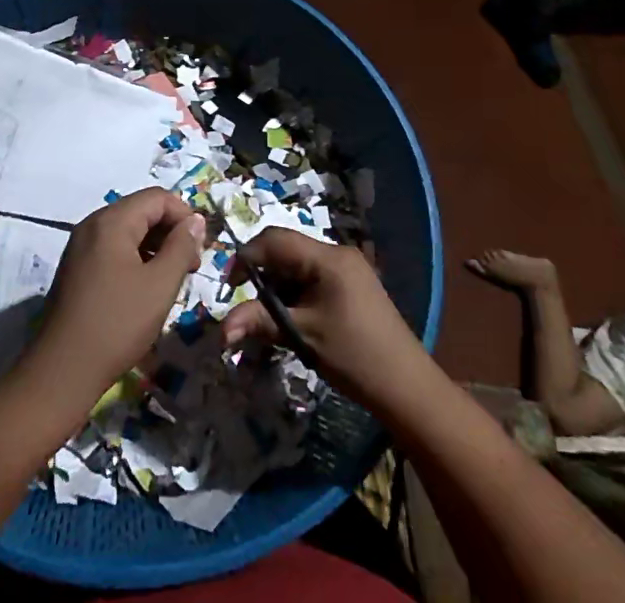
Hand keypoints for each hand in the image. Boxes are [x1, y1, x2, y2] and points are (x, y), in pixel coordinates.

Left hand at [25, 188, 203, 399]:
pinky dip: (136, 258)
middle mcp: (92, 226)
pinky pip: (113, 249)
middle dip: (171, 231)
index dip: (185, 216)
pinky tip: (147, 288)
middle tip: (190, 266)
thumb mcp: (160, 285)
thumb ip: (181, 246)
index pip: (157, 197)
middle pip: (141, 211)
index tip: (200, 249)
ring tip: (172, 280)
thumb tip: (195, 221)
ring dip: (155, 247)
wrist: (63, 370)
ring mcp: (80, 247)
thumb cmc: (117, 324)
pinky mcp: (77, 268)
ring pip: (128, 231)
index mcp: (111, 222)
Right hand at [219, 229, 430, 409]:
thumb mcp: (301, 334)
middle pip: (285, 251)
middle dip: (261, 277)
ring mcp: (347, 269)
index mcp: (328, 258)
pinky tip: (290, 321)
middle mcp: (338, 254)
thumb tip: (220, 330)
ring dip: (277, 289)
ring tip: (268, 320)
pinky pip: (311, 279)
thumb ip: (258, 322)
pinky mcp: (350, 286)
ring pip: (296, 267)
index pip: (274, 240)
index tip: (230, 287)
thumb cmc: (353, 354)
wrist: (404, 384)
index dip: (246, 258)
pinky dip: (294, 295)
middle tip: (247, 307)